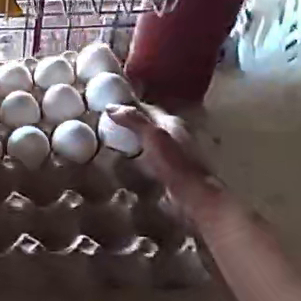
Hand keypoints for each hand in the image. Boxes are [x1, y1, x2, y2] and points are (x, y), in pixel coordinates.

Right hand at [105, 104, 226, 215]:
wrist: (192, 194)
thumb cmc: (173, 163)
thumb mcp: (152, 136)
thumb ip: (134, 120)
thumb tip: (110, 107)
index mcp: (173, 122)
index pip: (148, 109)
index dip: (130, 106)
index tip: (109, 110)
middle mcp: (177, 134)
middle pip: (151, 124)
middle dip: (132, 124)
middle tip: (108, 127)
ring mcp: (176, 152)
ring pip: (151, 140)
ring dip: (136, 140)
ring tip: (115, 144)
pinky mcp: (172, 168)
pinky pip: (151, 156)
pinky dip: (139, 155)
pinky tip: (129, 160)